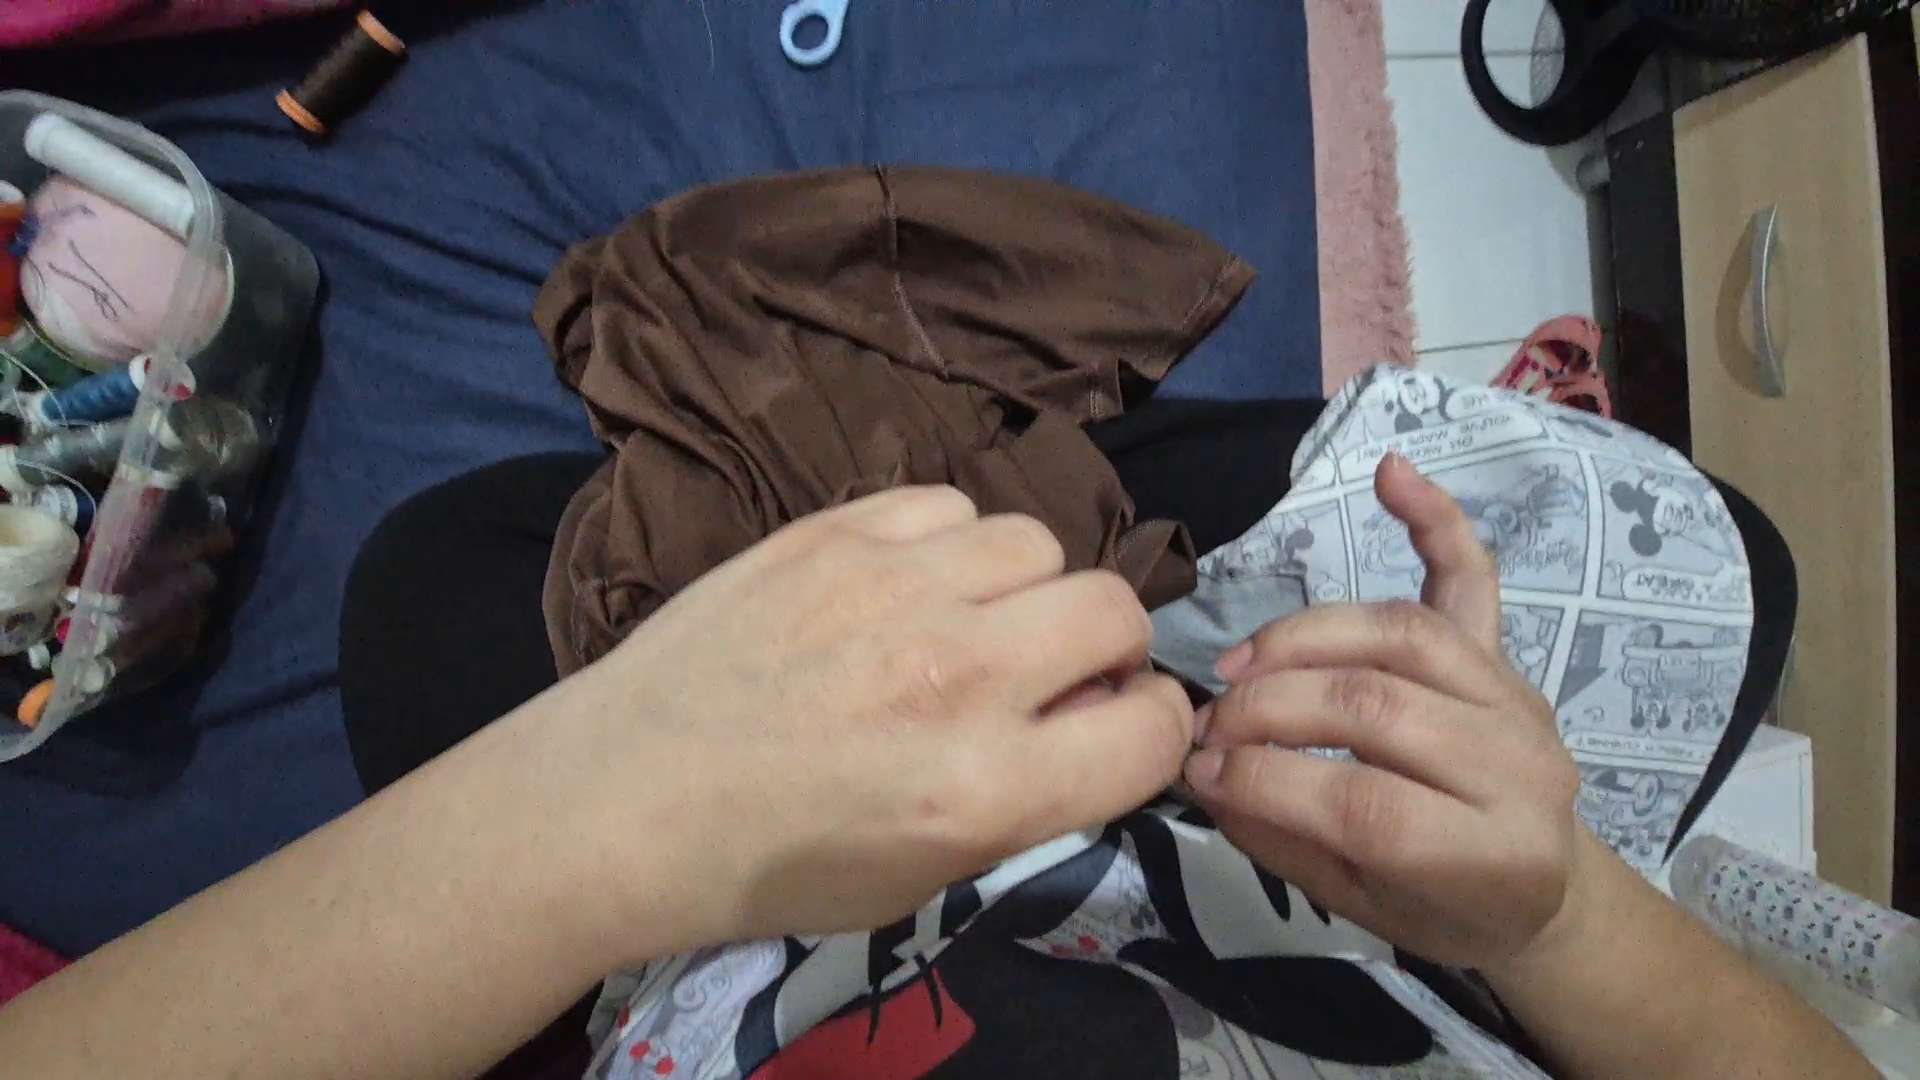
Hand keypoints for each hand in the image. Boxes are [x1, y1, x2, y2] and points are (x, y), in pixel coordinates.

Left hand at [560, 486, 1192, 948]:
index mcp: (985, 788)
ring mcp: (892, 587)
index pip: (1153, 728)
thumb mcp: (928, 869)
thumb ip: (1032, 790)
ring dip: (1023, 587)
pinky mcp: (832, 532)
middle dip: (1105, 643)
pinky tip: (902, 580)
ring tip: (963, 614)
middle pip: (1113, 607)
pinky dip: (949, 544)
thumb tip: (1094, 707)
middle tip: (1049, 663)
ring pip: (1035, 540)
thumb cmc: (779, 859)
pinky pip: (948, 505)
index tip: (1117, 717)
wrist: (625, 794)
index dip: (1153, 723)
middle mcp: (956, 675)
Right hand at [1181, 454, 1583, 969]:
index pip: (1365, 804)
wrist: (1544, 891)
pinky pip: (1469, 579)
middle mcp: (1518, 762)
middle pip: (1375, 705)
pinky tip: (1392, 470)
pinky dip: (1434, 520)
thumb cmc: (1443, 908)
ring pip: (1399, 633)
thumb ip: (1278, 835)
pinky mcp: (1502, 656)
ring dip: (1302, 636)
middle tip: (1210, 722)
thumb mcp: (1357, 905)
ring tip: (1242, 661)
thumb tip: (1201, 770)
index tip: (1198, 771)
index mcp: (1492, 852)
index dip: (1265, 781)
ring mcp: (1514, 695)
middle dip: (1267, 707)